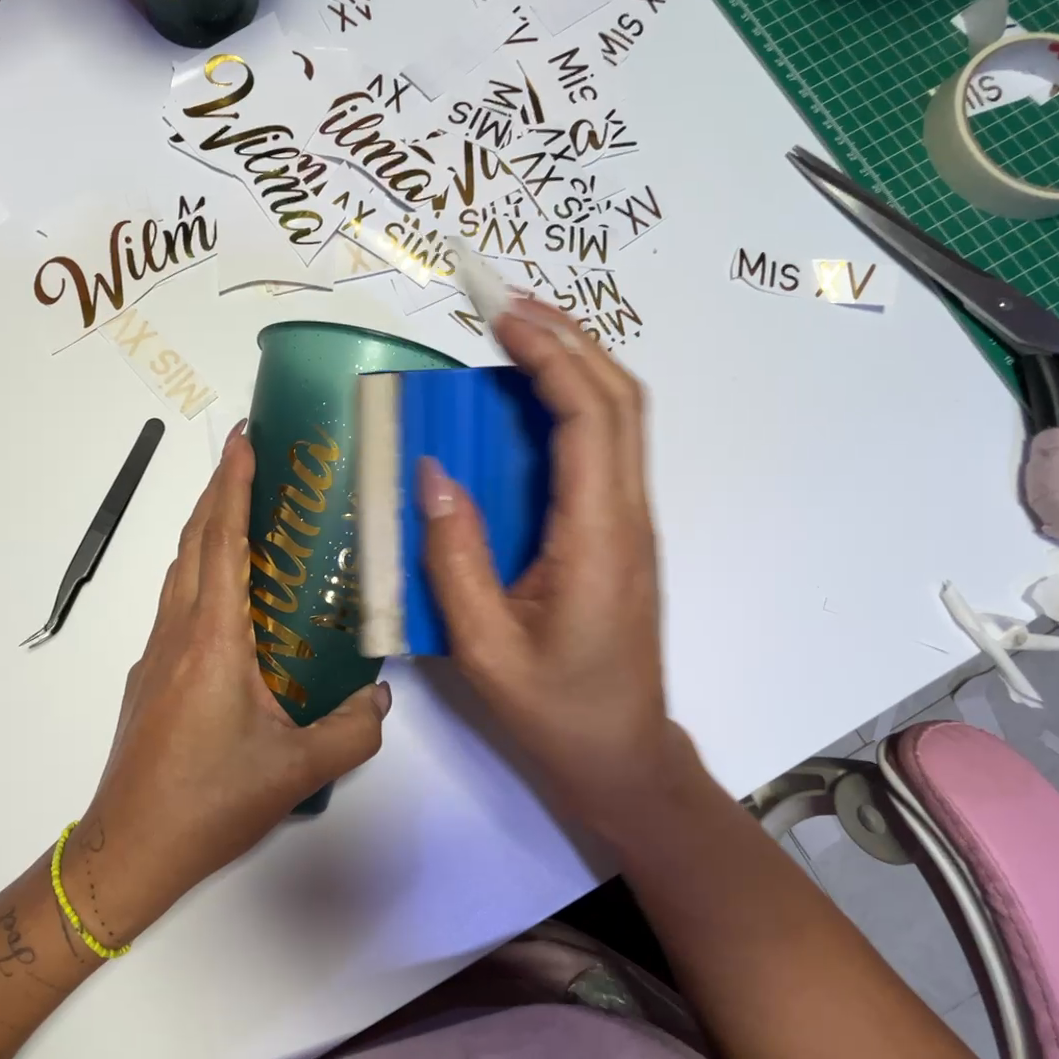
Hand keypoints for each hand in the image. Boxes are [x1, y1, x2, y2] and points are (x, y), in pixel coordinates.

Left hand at [66, 424, 391, 946]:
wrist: (131, 847)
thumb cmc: (210, 802)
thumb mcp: (295, 771)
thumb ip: (350, 731)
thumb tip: (381, 696)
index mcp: (214, 640)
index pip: (223, 542)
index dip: (233, 486)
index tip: (244, 439)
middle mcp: (177, 633)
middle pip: (193, 543)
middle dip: (217, 492)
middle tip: (250, 458)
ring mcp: (155, 653)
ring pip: (178, 571)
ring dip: (204, 530)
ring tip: (239, 510)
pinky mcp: (148, 676)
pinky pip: (175, 603)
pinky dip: (197, 572)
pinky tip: (223, 594)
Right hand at [418, 298, 680, 831]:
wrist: (621, 754)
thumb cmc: (554, 709)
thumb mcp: (484, 647)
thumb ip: (454, 559)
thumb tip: (431, 472)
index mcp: (598, 537)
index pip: (591, 419)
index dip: (551, 356)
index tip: (501, 316)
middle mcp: (626, 516)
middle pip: (620, 400)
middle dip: (568, 338)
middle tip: (505, 304)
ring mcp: (627, 523)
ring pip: (619, 419)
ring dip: (573, 364)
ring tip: (514, 333)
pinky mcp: (614, 533)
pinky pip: (601, 449)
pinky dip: (568, 404)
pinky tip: (523, 403)